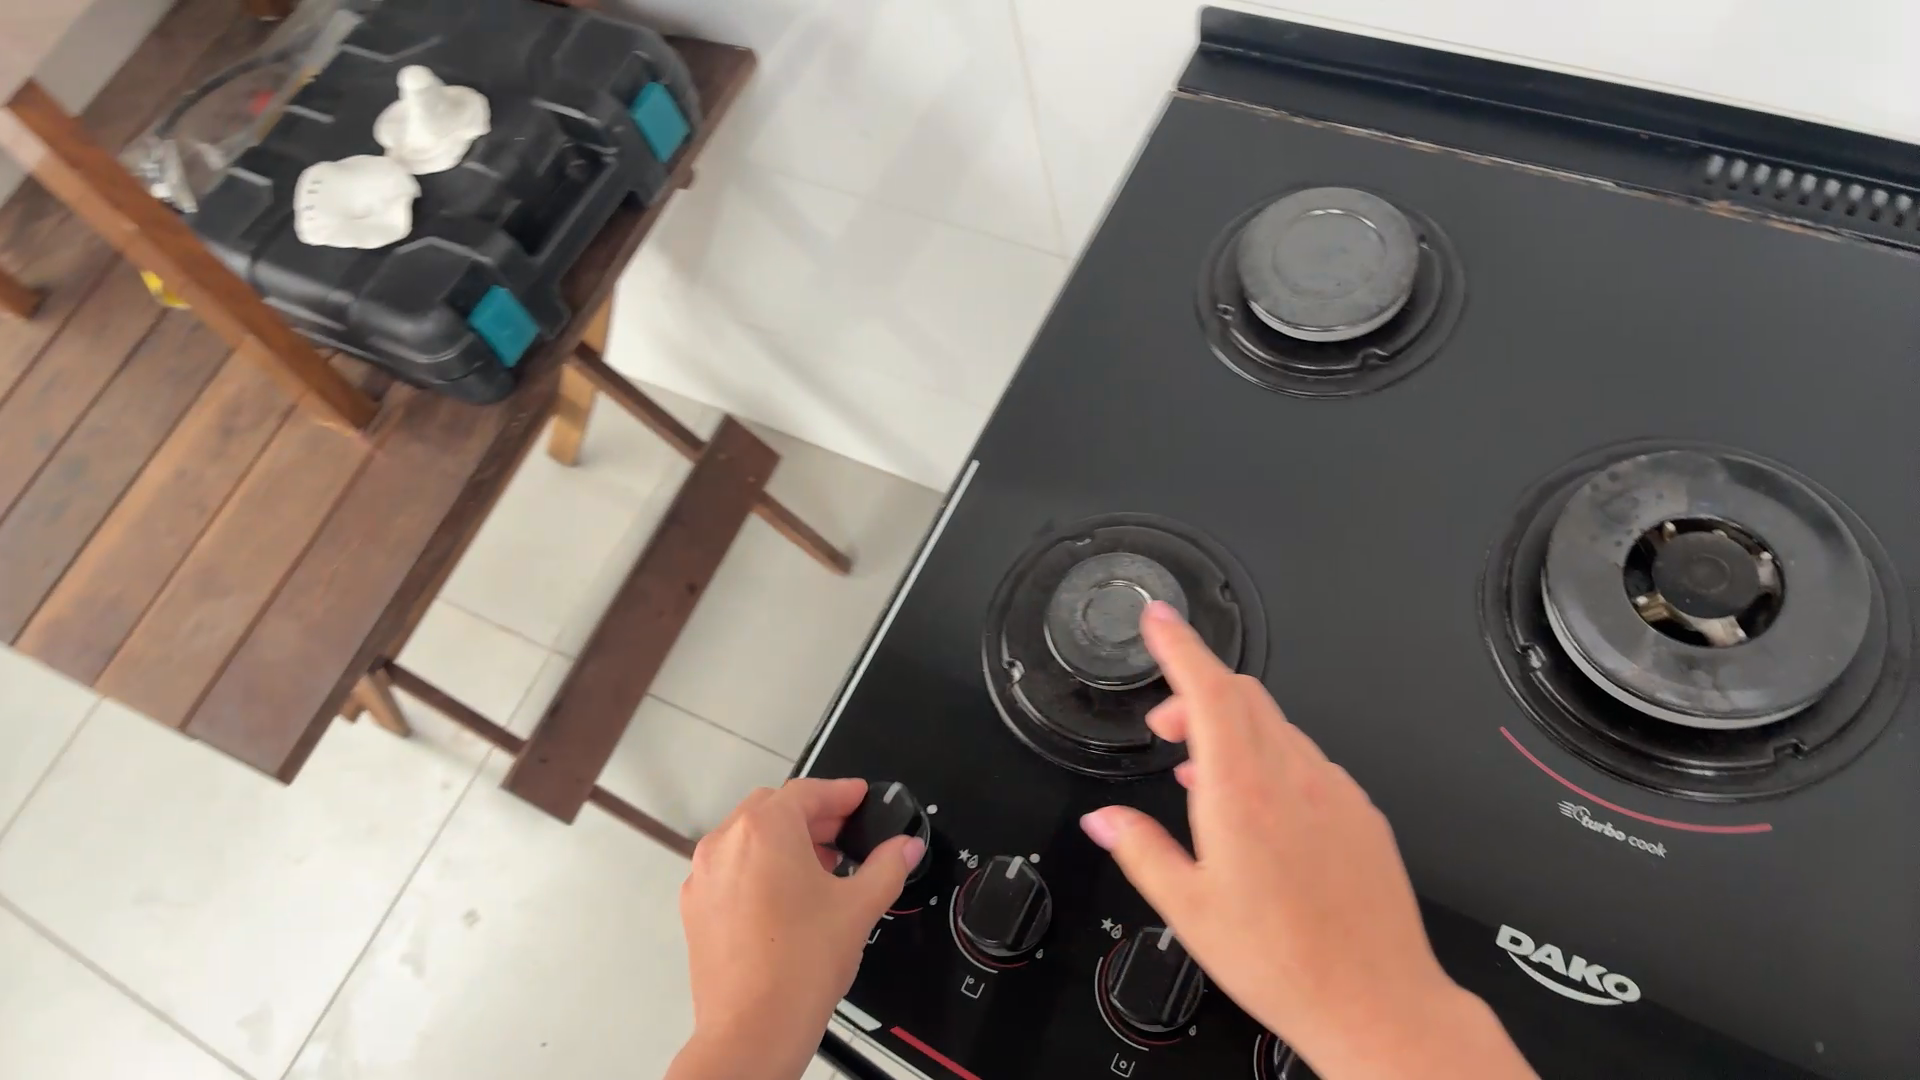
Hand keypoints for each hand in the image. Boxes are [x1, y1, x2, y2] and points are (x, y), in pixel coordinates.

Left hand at [670, 778, 925, 1079]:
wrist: (750, 1033)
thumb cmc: (803, 963)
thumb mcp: (859, 907)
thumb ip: (888, 865)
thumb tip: (907, 847)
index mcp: (765, 829)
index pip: (807, 792)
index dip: (840, 793)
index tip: (860, 797)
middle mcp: (726, 841)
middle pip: (774, 807)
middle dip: (812, 814)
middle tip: (845, 832)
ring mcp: (704, 874)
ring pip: (748, 835)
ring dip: (784, 838)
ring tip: (820, 866)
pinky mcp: (695, 906)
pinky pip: (730, 866)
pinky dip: (758, 865)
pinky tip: (785, 896)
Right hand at [1080, 603, 1534, 1079]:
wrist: (1380, 1006)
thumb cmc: (1282, 961)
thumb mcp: (1188, 911)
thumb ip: (1139, 850)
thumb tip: (1102, 820)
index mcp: (1241, 794)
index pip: (1210, 691)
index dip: (1179, 647)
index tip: (1158, 619)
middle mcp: (1292, 778)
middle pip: (1241, 694)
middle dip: (1193, 691)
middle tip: (1163, 728)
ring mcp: (1332, 789)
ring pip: (1272, 723)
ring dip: (1229, 726)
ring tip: (1200, 776)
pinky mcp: (1358, 809)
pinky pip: (1303, 756)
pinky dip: (1267, 754)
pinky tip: (1256, 802)